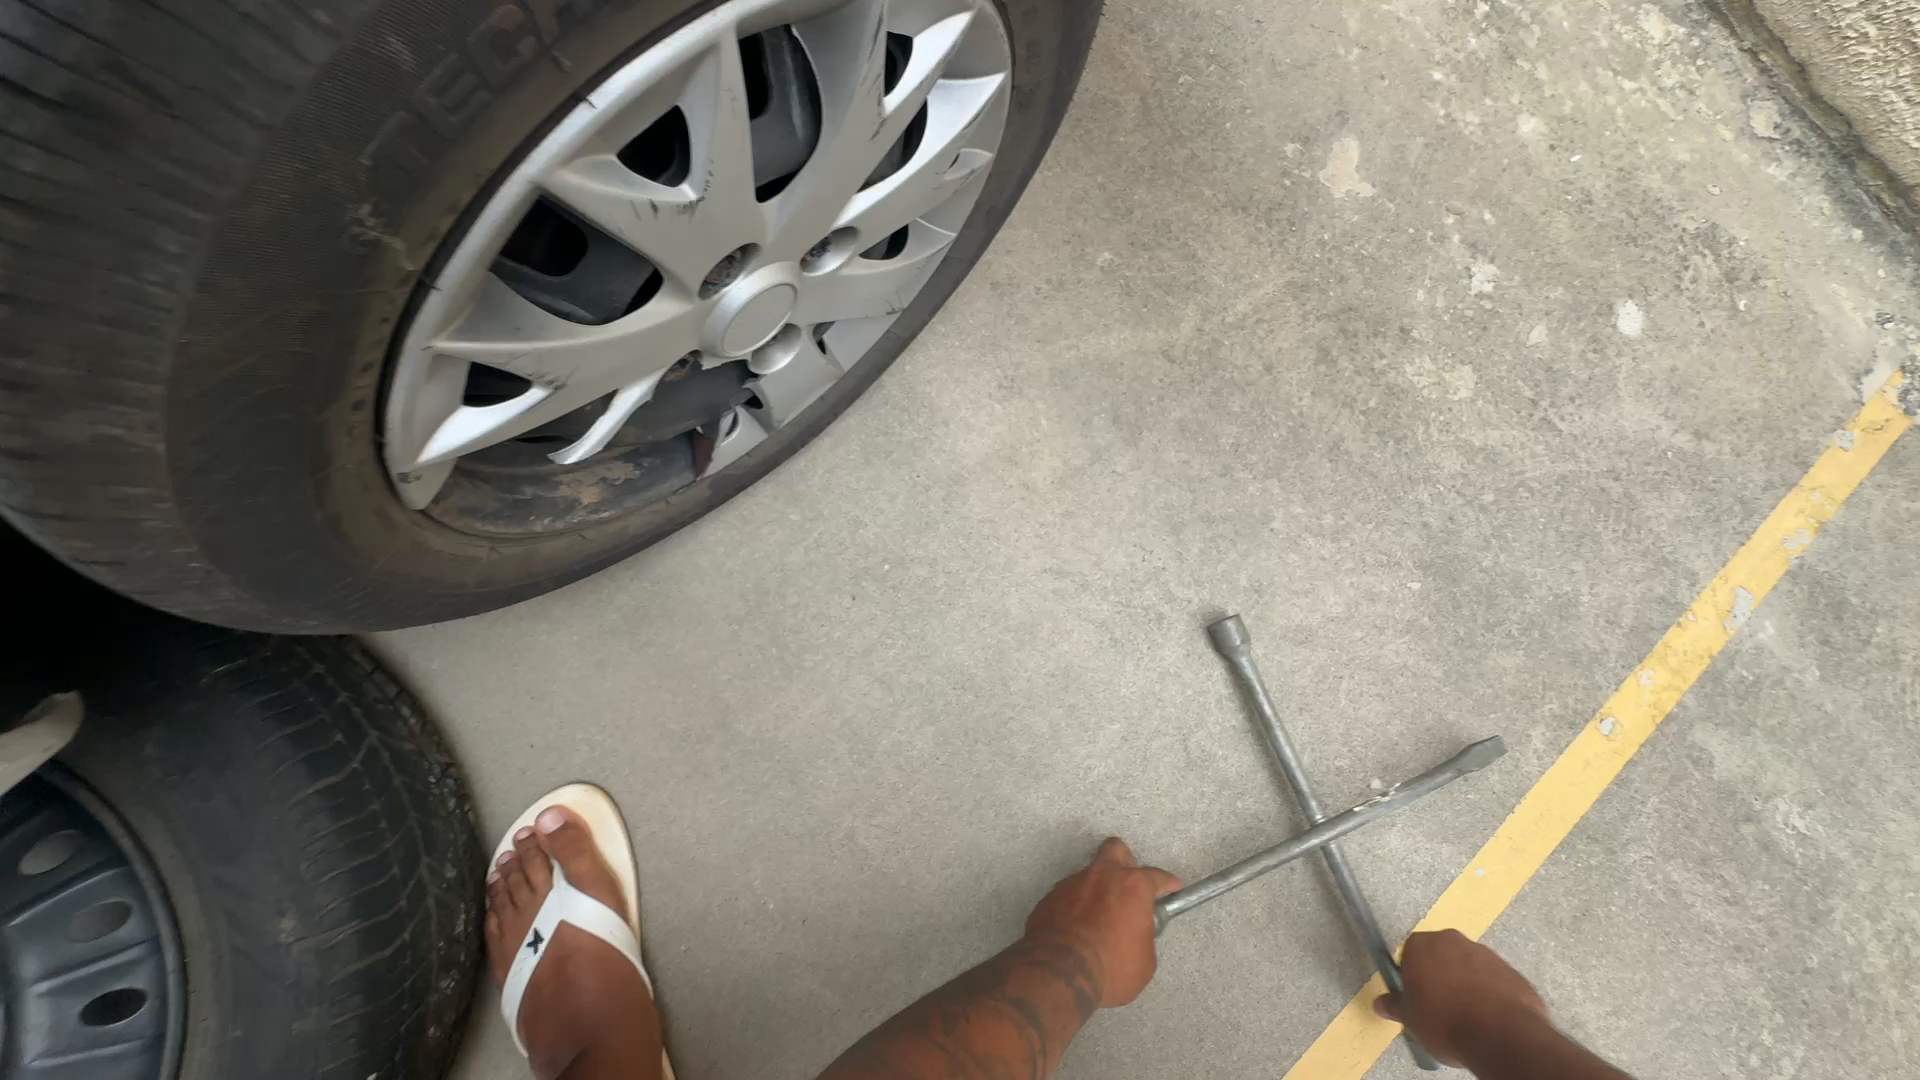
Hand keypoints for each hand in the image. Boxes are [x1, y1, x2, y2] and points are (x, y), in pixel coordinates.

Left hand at [1023, 838, 1180, 1007]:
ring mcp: (1072, 883)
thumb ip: (1144, 936)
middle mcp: (1102, 875)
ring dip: (1097, 891)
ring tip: (1098, 919)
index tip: (1172, 887)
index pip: (1157, 876)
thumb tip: (1136, 933)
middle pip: (1116, 850)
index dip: (1167, 884)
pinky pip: (1069, 896)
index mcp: (1131, 886)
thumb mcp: (1144, 960)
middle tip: (1128, 885)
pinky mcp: (1051, 896)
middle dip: (1125, 862)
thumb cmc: (1110, 967)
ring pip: (1089, 876)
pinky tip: (1077, 929)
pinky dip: (1076, 908)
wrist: (1061, 971)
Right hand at [1374, 930, 1551, 1065]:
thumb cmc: (1444, 1021)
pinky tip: (1493, 1019)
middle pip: (1442, 955)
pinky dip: (1494, 996)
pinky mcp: (1515, 974)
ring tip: (1471, 1016)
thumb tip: (1379, 1004)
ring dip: (1469, 984)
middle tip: (1443, 1006)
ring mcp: (1487, 955)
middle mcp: (1452, 941)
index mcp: (1421, 944)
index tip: (1419, 997)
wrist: (1502, 1037)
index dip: (1414, 976)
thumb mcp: (1411, 1019)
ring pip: (1471, 967)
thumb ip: (1395, 1006)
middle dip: (1442, 975)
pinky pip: (1498, 982)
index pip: (1410, 954)